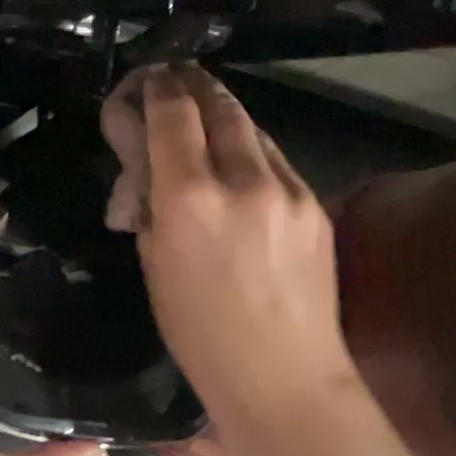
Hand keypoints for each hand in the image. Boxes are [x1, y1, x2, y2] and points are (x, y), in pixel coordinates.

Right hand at [135, 67, 356, 452]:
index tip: (141, 81)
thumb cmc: (196, 331)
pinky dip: (246, 146)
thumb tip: (140, 162)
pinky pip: (273, 157)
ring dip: (219, 111)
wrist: (283, 377)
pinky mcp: (315, 203)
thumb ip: (147, 199)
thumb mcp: (153, 259)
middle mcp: (242, 180)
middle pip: (216, 104)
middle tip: (169, 78)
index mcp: (189, 198)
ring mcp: (289, 189)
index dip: (153, 88)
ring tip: (198, 111)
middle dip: (189, 84)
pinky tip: (233, 160)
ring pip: (249, 125)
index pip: (171, 113)